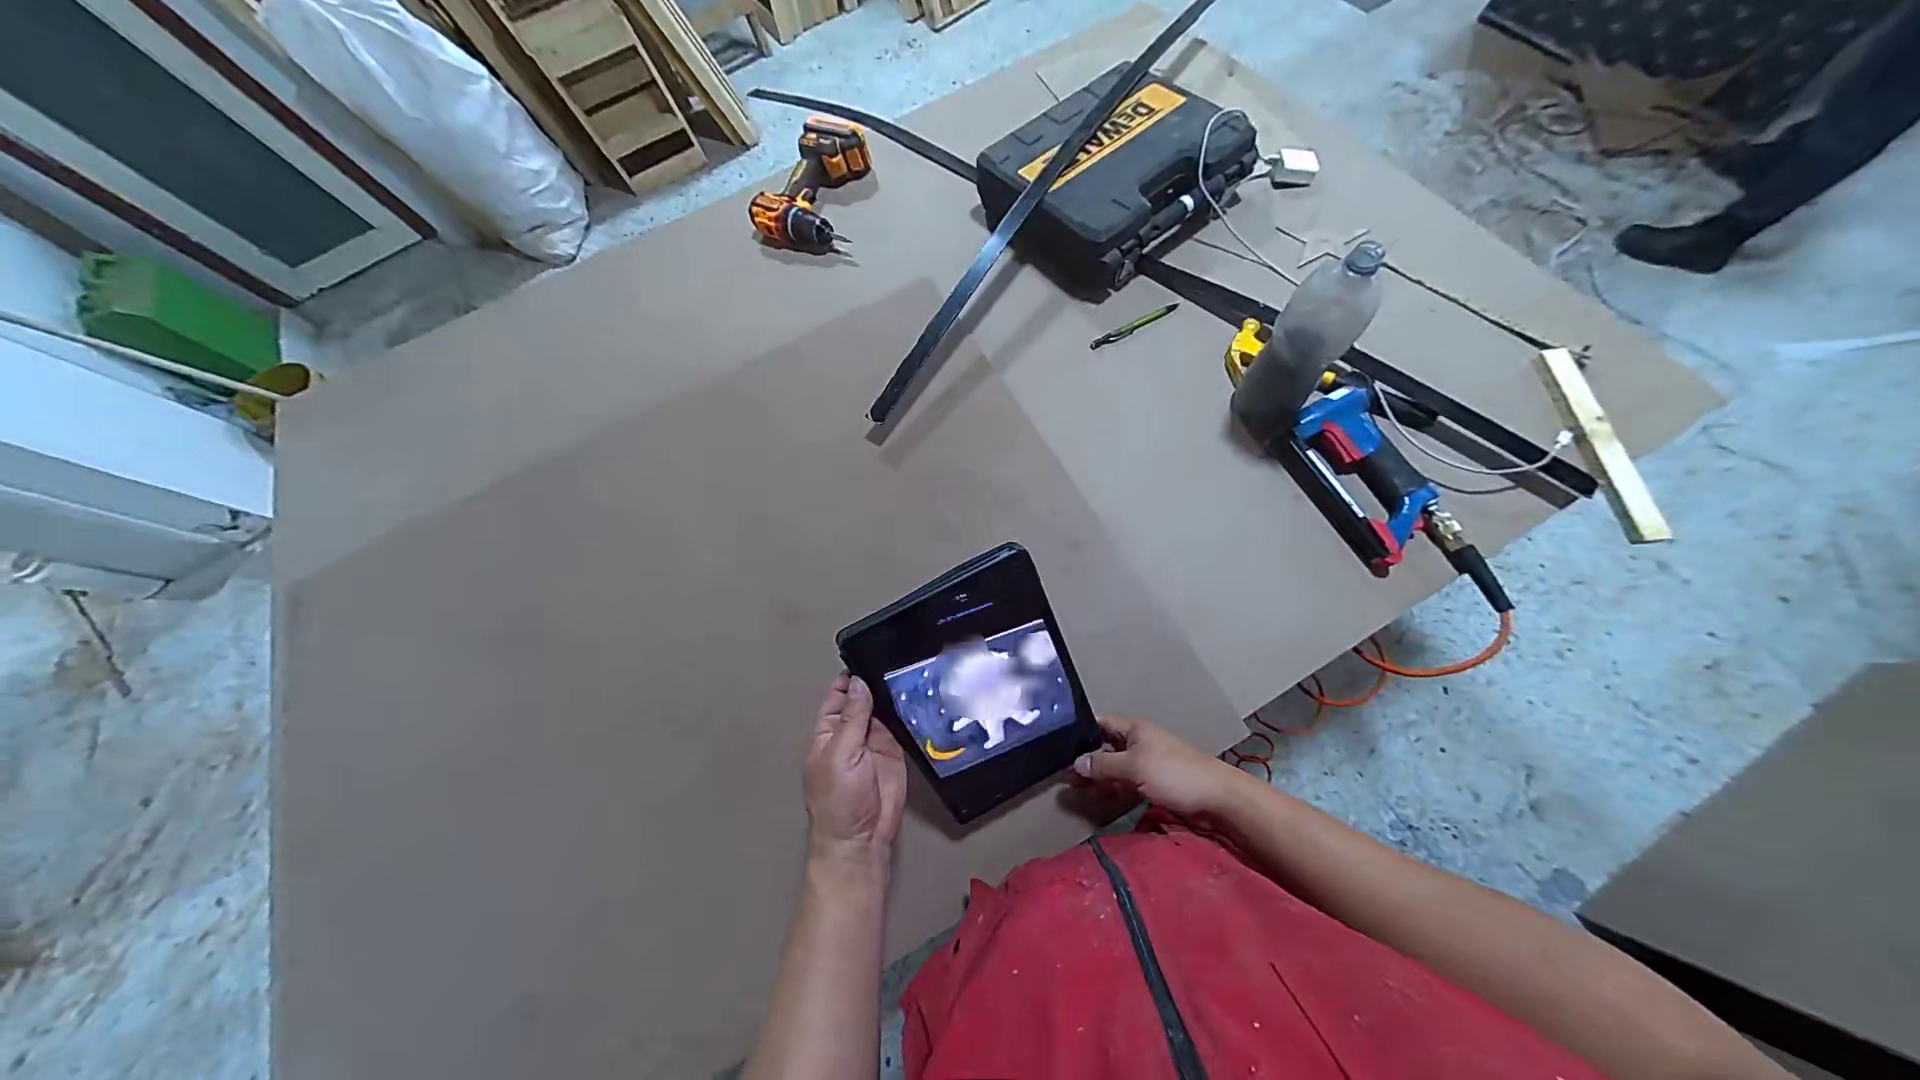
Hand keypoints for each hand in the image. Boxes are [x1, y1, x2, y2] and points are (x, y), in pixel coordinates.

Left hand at [806, 674, 906, 866]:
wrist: (861, 839)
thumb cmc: (837, 804)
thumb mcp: (840, 754)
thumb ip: (853, 718)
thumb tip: (859, 684)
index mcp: (828, 731)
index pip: (839, 694)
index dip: (851, 677)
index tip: (866, 657)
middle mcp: (851, 733)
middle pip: (865, 698)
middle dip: (876, 683)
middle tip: (894, 662)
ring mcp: (874, 742)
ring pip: (885, 709)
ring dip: (894, 697)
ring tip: (909, 676)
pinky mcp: (895, 752)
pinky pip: (902, 726)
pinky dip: (909, 715)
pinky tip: (917, 701)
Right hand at [1072, 715, 1250, 818]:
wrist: (1217, 799)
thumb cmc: (1174, 774)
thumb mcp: (1133, 767)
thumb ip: (1102, 765)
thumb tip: (1075, 763)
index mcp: (1134, 729)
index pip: (1100, 724)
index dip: (1081, 734)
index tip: (1061, 749)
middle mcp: (1139, 742)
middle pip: (1106, 747)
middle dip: (1087, 760)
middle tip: (1066, 777)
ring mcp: (1148, 763)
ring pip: (1116, 767)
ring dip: (1099, 777)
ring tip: (1077, 789)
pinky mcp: (1155, 783)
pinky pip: (1127, 783)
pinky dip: (1114, 789)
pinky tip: (1101, 798)